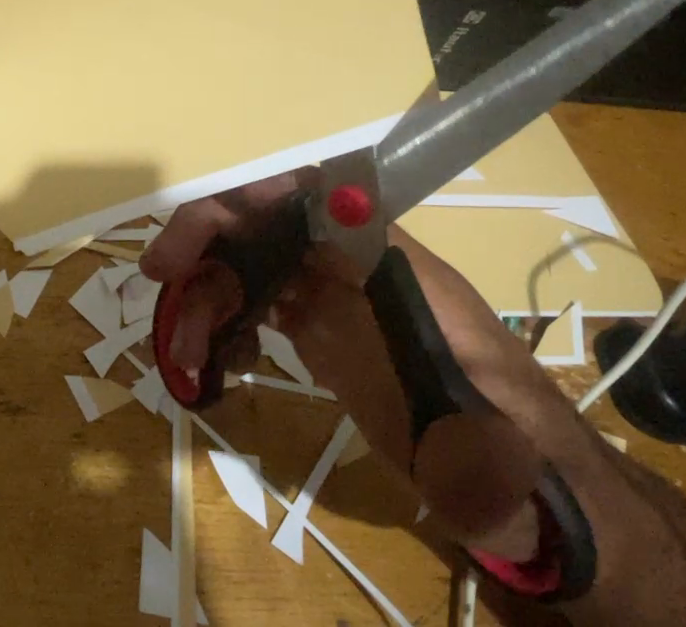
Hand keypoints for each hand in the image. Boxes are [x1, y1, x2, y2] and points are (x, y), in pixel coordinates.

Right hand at [143, 173, 612, 557]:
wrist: (524, 490)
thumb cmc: (504, 446)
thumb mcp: (467, 408)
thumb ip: (413, 352)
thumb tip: (351, 281)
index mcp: (384, 260)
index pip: (307, 195)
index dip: (248, 197)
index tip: (201, 229)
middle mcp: (352, 266)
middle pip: (266, 225)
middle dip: (208, 243)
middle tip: (161, 276)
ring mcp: (335, 300)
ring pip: (252, 268)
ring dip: (208, 295)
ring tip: (183, 350)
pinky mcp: (323, 335)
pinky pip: (260, 305)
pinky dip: (227, 321)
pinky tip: (215, 357)